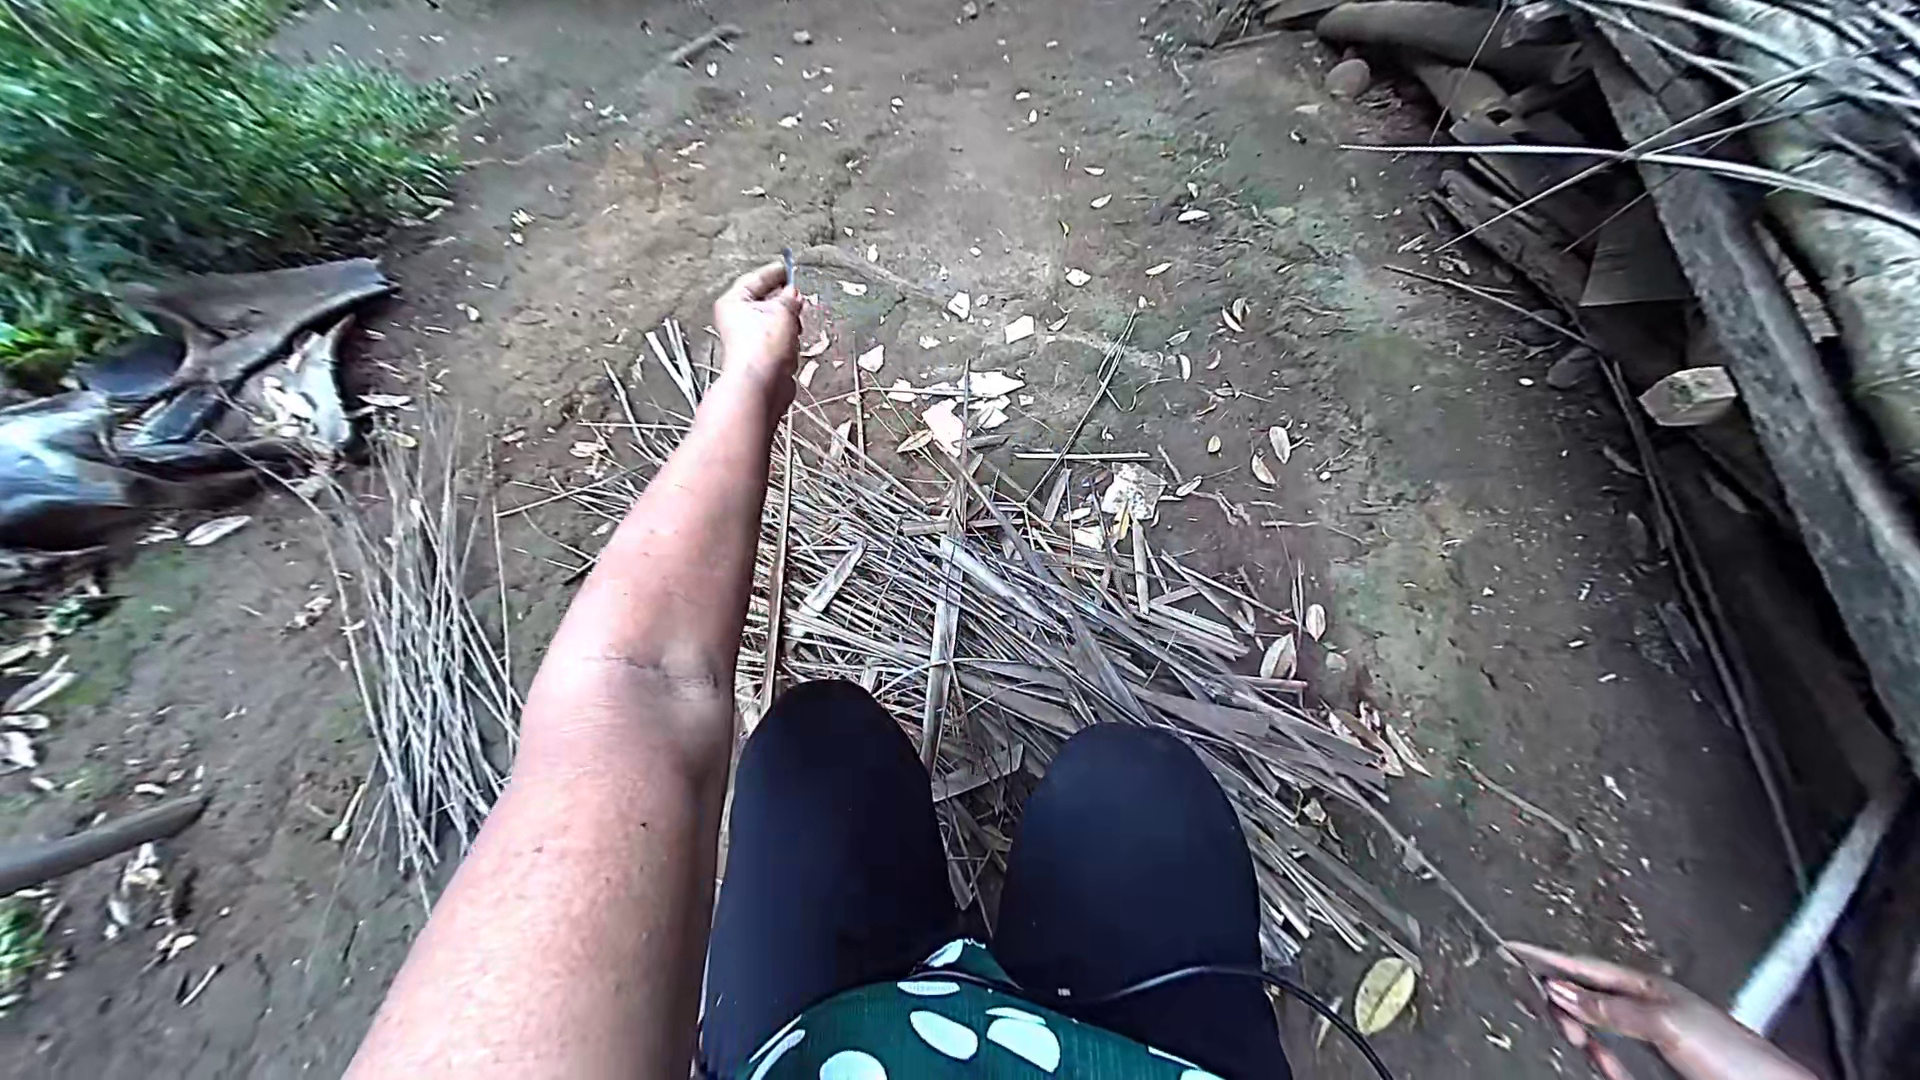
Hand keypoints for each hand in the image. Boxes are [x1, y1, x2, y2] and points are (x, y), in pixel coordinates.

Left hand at [713, 261, 801, 406]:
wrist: (762, 386)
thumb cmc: (763, 347)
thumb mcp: (781, 312)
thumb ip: (789, 299)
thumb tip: (793, 294)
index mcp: (734, 302)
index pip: (756, 279)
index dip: (775, 273)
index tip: (789, 268)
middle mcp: (738, 320)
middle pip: (766, 303)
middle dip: (785, 303)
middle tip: (799, 300)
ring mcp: (750, 341)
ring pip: (775, 324)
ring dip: (789, 325)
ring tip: (795, 328)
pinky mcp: (762, 358)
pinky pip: (780, 343)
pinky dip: (788, 343)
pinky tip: (792, 347)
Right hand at [1505, 942, 1816, 1079]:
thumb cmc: (1740, 1060)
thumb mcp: (1666, 1022)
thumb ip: (1607, 1003)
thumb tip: (1555, 987)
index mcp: (1641, 984)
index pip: (1576, 963)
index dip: (1539, 954)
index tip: (1503, 946)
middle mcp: (1639, 1006)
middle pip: (1577, 995)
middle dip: (1561, 1005)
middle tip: (1561, 1023)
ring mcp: (1647, 1038)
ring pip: (1590, 1028)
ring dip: (1582, 1037)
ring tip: (1587, 1048)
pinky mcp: (1652, 1068)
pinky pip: (1609, 1058)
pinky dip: (1600, 1061)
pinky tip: (1602, 1065)